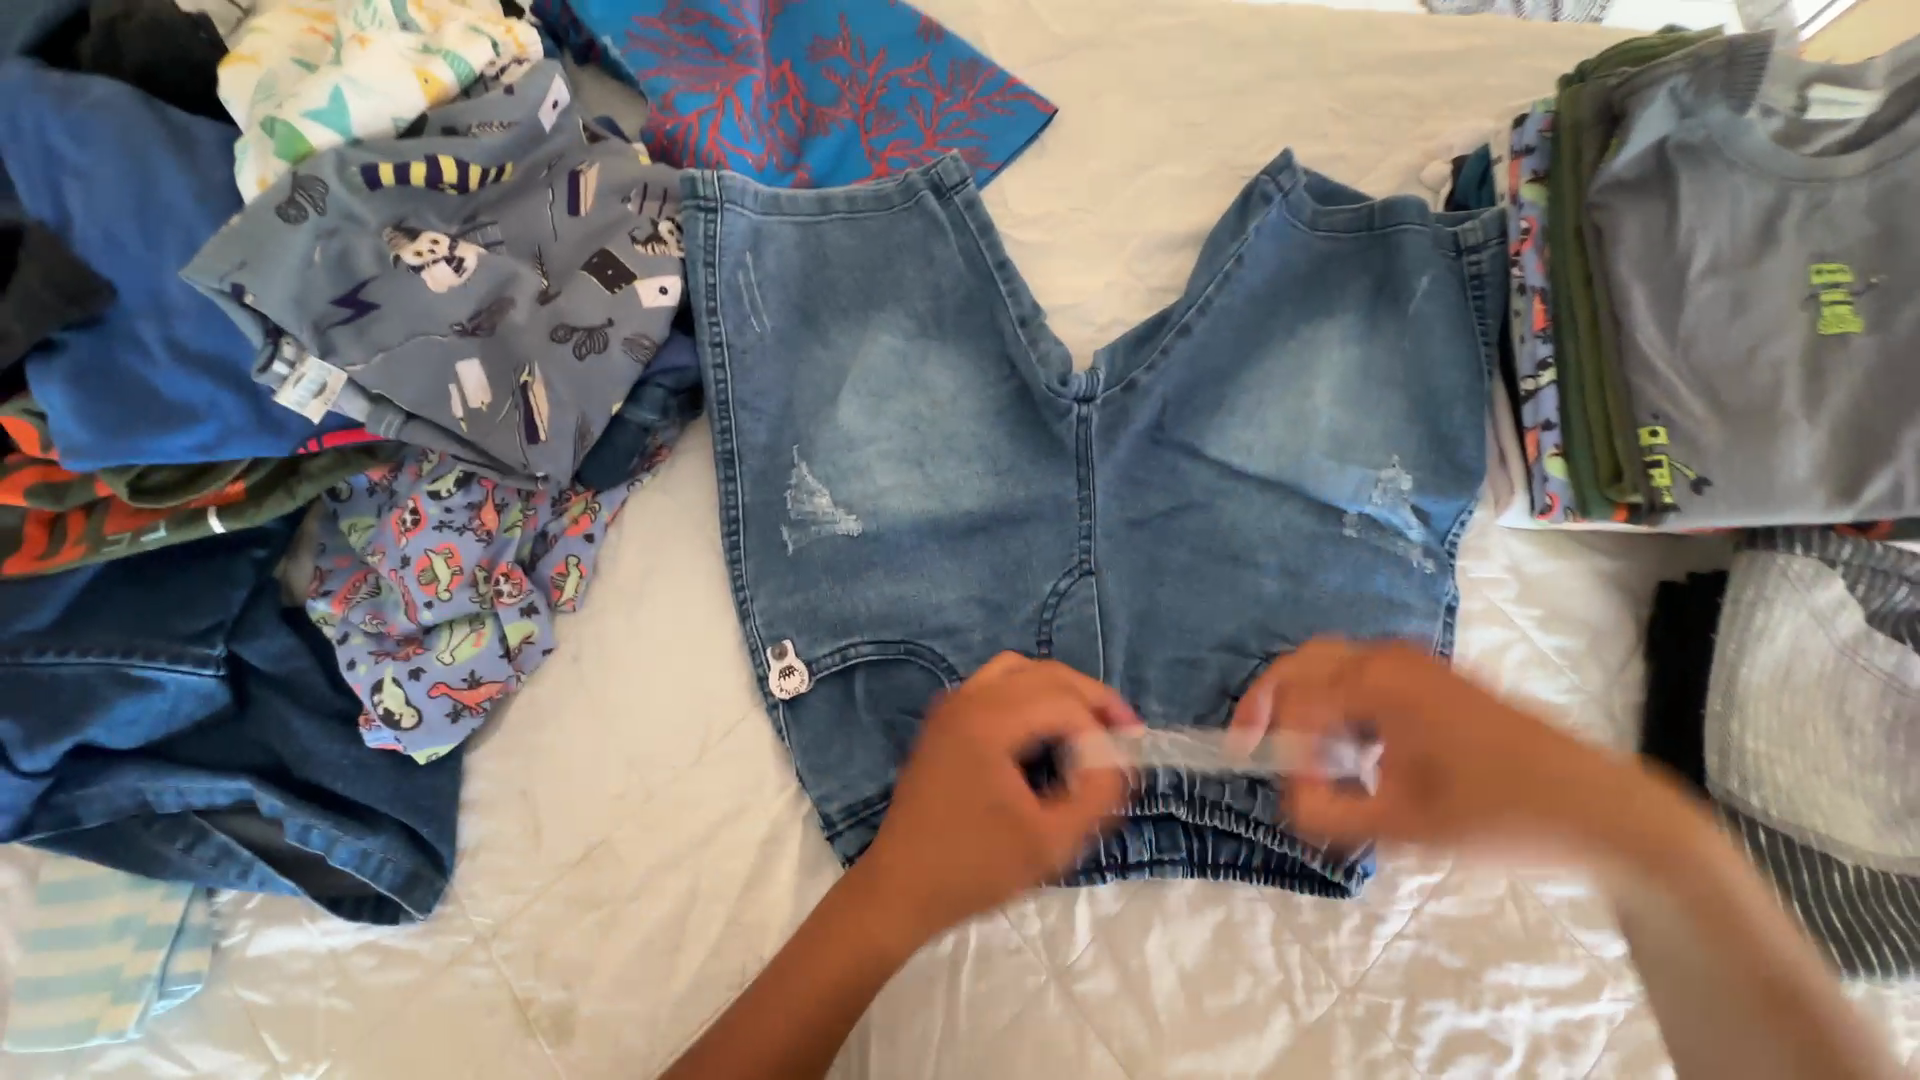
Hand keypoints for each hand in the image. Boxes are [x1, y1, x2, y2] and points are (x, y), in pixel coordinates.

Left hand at [853, 653, 1141, 941]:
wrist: (900, 889)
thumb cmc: (974, 868)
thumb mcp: (1051, 842)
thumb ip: (1097, 794)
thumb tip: (1119, 761)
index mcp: (988, 721)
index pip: (1063, 703)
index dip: (1101, 730)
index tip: (1124, 765)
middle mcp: (967, 699)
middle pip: (1044, 673)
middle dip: (1090, 698)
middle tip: (1125, 732)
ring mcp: (951, 706)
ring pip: (1018, 671)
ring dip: (1059, 691)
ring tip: (1089, 726)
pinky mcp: (944, 722)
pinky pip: (996, 685)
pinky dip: (1030, 695)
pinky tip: (1046, 732)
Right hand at [1229, 638, 1630, 850]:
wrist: (1605, 810)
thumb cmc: (1503, 817)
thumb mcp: (1405, 828)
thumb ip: (1329, 815)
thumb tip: (1290, 799)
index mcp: (1380, 683)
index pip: (1298, 701)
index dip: (1281, 749)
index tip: (1294, 796)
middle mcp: (1391, 658)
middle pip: (1302, 664)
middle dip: (1270, 703)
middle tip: (1253, 746)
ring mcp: (1416, 664)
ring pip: (1330, 665)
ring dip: (1304, 703)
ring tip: (1302, 753)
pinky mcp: (1434, 680)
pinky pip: (1362, 676)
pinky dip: (1336, 703)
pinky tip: (1352, 748)